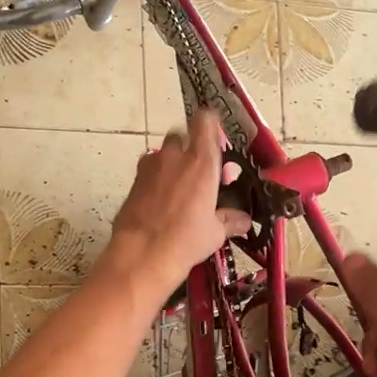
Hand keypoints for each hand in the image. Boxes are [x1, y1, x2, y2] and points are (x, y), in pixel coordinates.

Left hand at [106, 111, 252, 288]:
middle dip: (188, 148)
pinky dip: (155, 180)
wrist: (141, 255)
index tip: (214, 139)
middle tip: (197, 171)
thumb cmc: (186, 240)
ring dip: (170, 164)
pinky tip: (161, 203)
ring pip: (162, 154)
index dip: (209, 125)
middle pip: (181, 136)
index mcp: (201, 161)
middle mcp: (174, 156)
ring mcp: (150, 167)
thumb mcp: (215, 233)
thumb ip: (229, 220)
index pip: (204, 121)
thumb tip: (242, 220)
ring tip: (178, 190)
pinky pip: (148, 172)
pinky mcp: (133, 181)